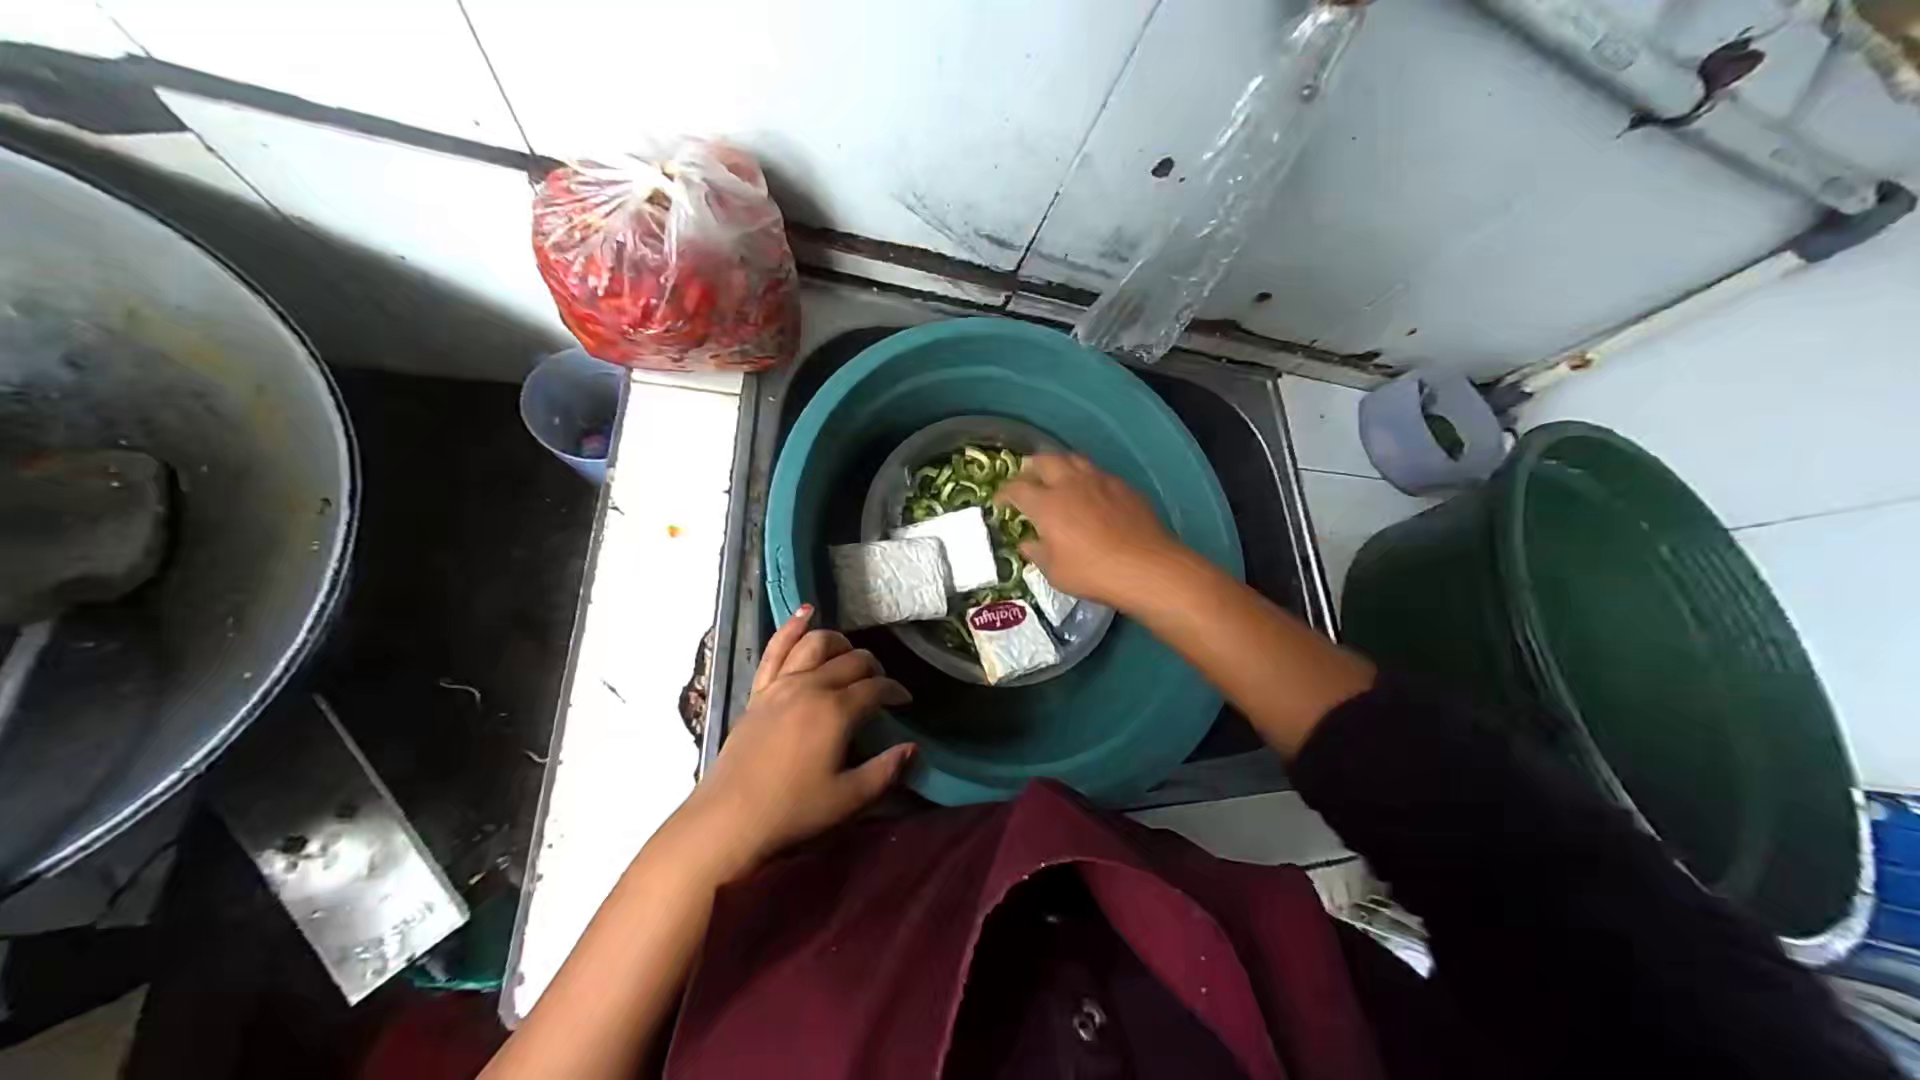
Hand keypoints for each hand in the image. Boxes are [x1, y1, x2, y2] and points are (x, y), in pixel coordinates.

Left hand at [684, 605, 914, 876]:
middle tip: (881, 685)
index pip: (876, 688)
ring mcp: (781, 685)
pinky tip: (805, 612)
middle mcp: (811, 687)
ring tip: (851, 653)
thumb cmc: (793, 810)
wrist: (729, 818)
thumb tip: (913, 747)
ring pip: (817, 644)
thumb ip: (886, 770)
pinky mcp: (760, 691)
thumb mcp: (849, 798)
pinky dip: (791, 627)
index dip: (895, 691)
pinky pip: (776, 649)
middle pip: (851, 661)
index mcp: (836, 712)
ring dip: (840, 643)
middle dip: (874, 668)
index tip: (904, 702)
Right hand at [994, 453, 1190, 608]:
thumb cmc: (1092, 572)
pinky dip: (1086, 479)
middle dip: (1031, 468)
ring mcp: (1100, 481)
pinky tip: (1090, 493)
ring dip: (1060, 466)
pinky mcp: (1124, 487)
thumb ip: (1037, 553)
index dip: (1004, 494)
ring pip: (1074, 460)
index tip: (1000, 503)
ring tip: (1057, 478)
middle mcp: (1070, 483)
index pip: (1017, 489)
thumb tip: (1028, 543)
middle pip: (1045, 461)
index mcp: (1047, 503)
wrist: (1146, 566)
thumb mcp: (1054, 571)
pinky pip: (1098, 474)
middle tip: (1027, 480)